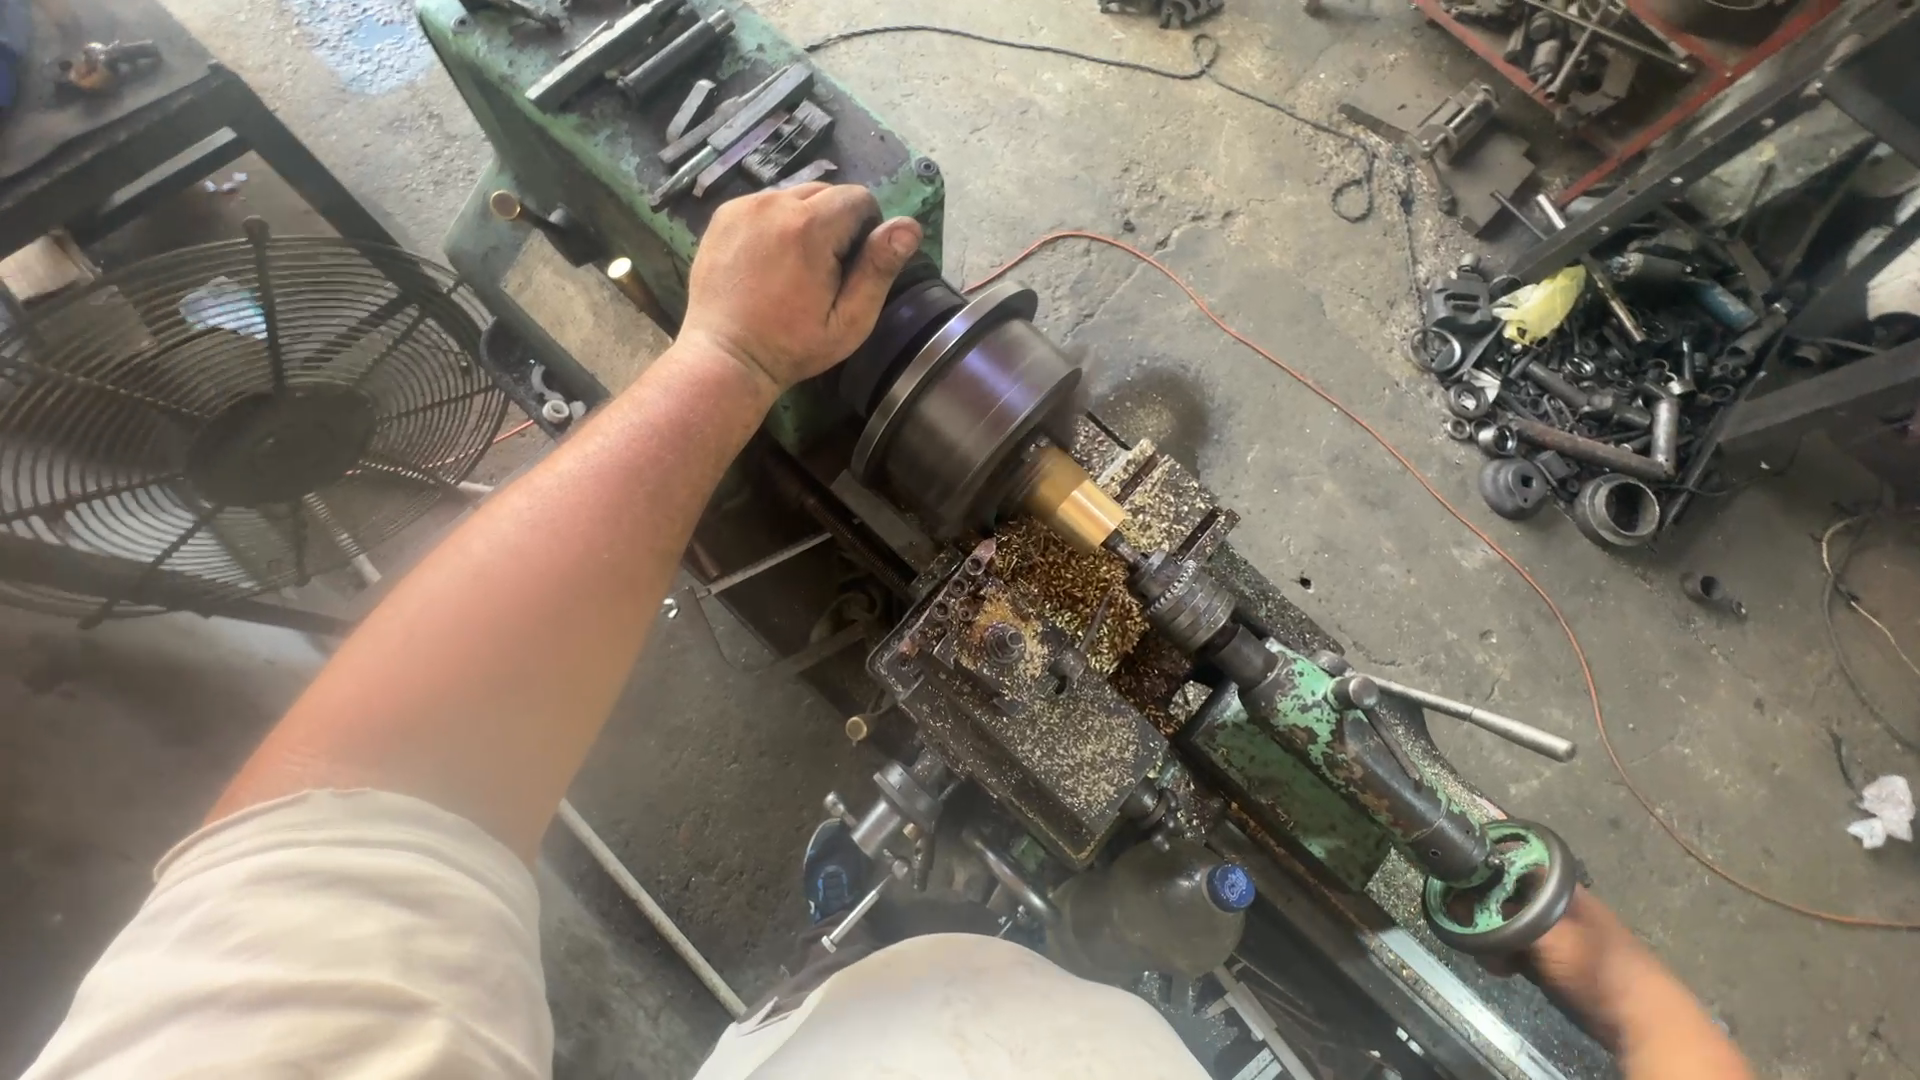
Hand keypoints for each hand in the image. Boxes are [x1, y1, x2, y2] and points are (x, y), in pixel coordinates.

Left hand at [680, 183, 924, 395]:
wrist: (725, 356)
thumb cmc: (792, 347)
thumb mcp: (849, 321)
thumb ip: (879, 270)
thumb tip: (909, 226)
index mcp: (809, 226)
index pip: (859, 197)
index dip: (866, 231)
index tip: (852, 268)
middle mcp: (774, 202)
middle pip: (827, 191)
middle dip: (836, 224)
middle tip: (826, 272)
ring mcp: (744, 206)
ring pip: (795, 196)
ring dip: (807, 222)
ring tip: (797, 268)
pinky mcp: (724, 215)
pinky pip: (766, 205)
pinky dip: (778, 224)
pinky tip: (772, 263)